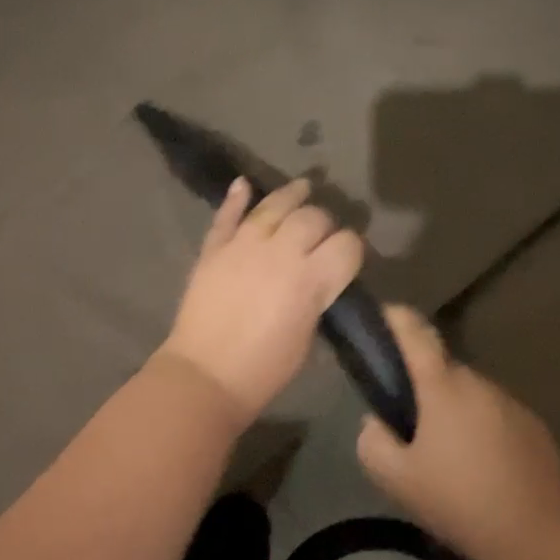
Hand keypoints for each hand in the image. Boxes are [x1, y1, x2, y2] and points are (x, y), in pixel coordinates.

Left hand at [160, 178, 364, 422]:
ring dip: (291, 195)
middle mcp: (280, 251)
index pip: (347, 244)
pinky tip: (244, 184)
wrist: (205, 375)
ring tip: (302, 188)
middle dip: (325, 222)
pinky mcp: (214, 249)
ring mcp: (243, 245)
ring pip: (273, 206)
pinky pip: (227, 216)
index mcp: (310, 278)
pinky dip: (236, 198)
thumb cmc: (265, 369)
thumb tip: (322, 279)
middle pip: (313, 217)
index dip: (353, 248)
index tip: (351, 256)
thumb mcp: (308, 335)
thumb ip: (318, 297)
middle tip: (324, 234)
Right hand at [357, 306, 559, 559]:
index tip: (380, 319)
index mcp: (443, 386)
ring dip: (453, 413)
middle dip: (422, 387)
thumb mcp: (396, 479)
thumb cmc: (459, 502)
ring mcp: (511, 403)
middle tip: (406, 425)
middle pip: (441, 370)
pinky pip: (494, 417)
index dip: (394, 319)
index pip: (415, 332)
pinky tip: (479, 472)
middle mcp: (479, 383)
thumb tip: (377, 420)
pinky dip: (481, 432)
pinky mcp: (534, 427)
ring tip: (445, 458)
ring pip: (469, 396)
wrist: (539, 536)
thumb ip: (373, 440)